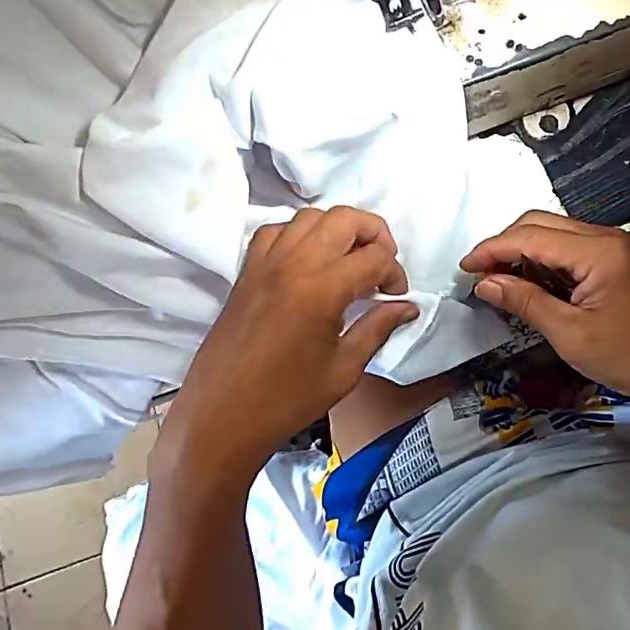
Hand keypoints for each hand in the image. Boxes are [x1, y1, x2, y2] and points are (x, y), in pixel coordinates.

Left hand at [159, 207, 417, 487]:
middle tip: (381, 266)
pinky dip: (297, 234)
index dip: (394, 273)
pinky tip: (307, 260)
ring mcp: (265, 263)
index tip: (395, 295)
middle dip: (374, 234)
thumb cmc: (287, 399)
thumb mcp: (344, 369)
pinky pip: (274, 230)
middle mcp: (293, 264)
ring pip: (309, 216)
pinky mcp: (246, 271)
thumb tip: (406, 307)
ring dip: (337, 229)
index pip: (374, 257)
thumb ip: (377, 328)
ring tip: (347, 260)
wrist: (224, 412)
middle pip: (345, 219)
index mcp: (322, 290)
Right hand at [460, 211, 629, 407]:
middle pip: (537, 223)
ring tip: (495, 280)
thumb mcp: (569, 334)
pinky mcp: (608, 259)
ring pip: (548, 231)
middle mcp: (603, 238)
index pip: (529, 237)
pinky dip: (536, 258)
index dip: (492, 250)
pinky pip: (562, 246)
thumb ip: (524, 302)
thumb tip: (484, 283)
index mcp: (597, 253)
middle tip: (478, 275)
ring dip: (518, 250)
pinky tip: (523, 282)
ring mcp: (608, 246)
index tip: (464, 269)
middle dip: (502, 245)